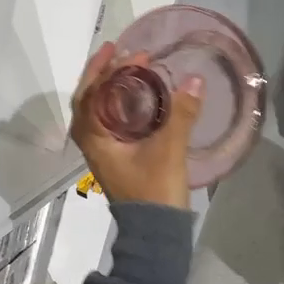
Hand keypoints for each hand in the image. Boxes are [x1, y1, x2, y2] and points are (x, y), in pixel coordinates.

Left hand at [70, 41, 202, 209]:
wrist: (156, 232)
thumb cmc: (155, 190)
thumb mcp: (169, 149)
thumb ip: (181, 113)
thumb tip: (194, 79)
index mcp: (96, 138)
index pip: (89, 95)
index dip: (103, 70)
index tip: (123, 51)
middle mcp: (93, 143)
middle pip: (89, 100)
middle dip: (103, 74)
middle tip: (123, 53)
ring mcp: (104, 152)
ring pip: (100, 111)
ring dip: (112, 88)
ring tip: (132, 69)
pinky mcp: (118, 158)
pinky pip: (112, 123)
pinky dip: (121, 105)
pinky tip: (141, 98)